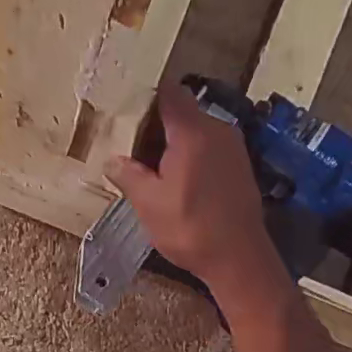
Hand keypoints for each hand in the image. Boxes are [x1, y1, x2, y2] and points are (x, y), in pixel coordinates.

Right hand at [105, 84, 284, 302]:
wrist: (238, 257)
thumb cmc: (190, 228)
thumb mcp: (149, 204)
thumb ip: (128, 176)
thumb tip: (111, 160)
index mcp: (192, 132)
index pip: (170, 93)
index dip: (147, 100)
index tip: (127, 117)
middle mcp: (217, 129)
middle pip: (182, 113)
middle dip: (157, 128)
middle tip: (132, 153)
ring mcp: (232, 147)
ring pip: (196, 132)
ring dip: (174, 146)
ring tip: (152, 172)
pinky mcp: (239, 166)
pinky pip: (209, 149)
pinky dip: (191, 158)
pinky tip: (178, 185)